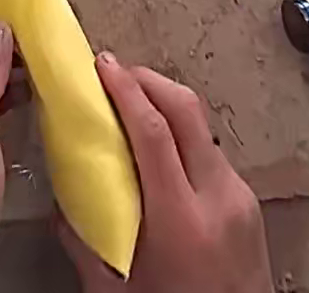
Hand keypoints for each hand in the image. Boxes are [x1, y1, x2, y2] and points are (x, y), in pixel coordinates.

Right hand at [60, 52, 272, 292]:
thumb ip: (85, 243)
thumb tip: (60, 198)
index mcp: (182, 221)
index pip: (156, 133)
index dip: (128, 91)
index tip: (103, 65)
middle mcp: (217, 195)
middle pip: (186, 109)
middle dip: (149, 80)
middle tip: (116, 73)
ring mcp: (239, 192)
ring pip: (201, 124)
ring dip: (166, 103)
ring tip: (133, 102)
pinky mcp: (248, 196)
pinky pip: (210, 150)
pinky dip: (183, 135)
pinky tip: (162, 146)